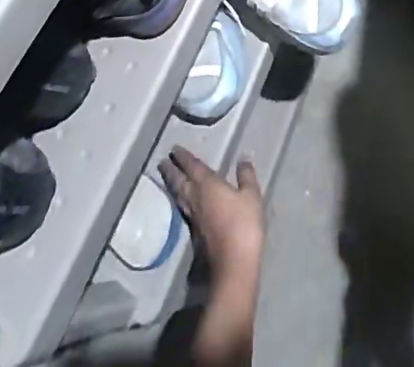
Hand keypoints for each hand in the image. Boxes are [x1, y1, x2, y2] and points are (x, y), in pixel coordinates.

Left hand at [161, 146, 264, 281]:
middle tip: (162, 161)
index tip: (174, 149)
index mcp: (207, 185)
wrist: (233, 264)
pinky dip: (179, 199)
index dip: (183, 157)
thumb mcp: (251, 196)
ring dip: (172, 184)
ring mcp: (192, 217)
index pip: (192, 166)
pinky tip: (182, 202)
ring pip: (178, 196)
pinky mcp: (194, 233)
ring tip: (166, 177)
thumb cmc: (244, 224)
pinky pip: (183, 208)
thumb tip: (242, 158)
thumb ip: (246, 176)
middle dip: (171, 170)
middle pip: (179, 181)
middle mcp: (195, 198)